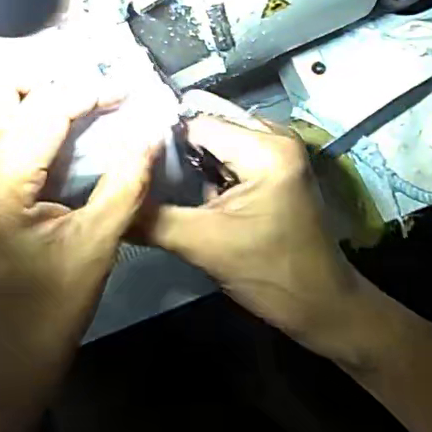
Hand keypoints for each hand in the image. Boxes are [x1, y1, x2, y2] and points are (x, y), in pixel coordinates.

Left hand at [0, 74, 157, 431]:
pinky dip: (3, 114)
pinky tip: (40, 136)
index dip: (92, 90)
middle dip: (47, 77)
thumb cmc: (43, 322)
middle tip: (92, 97)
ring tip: (69, 109)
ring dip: (20, 91)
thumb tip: (150, 129)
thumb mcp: (95, 250)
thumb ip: (125, 181)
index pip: (45, 105)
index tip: (128, 91)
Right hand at [141, 94, 374, 361]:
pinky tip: (186, 189)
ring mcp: (279, 151)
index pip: (196, 124)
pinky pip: (232, 153)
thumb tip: (107, 200)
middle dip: (174, 147)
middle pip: (208, 126)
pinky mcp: (276, 168)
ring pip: (218, 139)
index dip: (160, 140)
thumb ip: (152, 218)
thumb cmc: (270, 274)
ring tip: (154, 178)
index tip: (126, 157)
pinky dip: (209, 168)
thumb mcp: (204, 245)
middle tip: (134, 166)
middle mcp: (276, 137)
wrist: (323, 306)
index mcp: (266, 147)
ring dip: (190, 159)